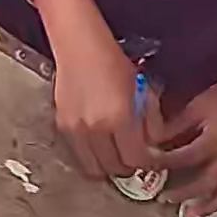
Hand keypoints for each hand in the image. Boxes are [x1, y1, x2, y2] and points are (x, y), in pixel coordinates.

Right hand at [52, 28, 152, 177]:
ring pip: (94, 168)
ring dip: (108, 166)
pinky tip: (100, 146)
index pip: (136, 158)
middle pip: (115, 168)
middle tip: (134, 158)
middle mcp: (95, 128)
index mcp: (119, 118)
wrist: (79, 48)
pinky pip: (79, 156)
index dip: (147, 163)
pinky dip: (92, 157)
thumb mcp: (142, 89)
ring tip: (116, 156)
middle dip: (129, 166)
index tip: (151, 160)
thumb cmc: (113, 64)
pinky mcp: (62, 127)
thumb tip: (154, 144)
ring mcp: (76, 130)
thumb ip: (151, 121)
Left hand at [155, 61, 216, 213]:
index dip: (166, 163)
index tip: (148, 166)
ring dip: (206, 205)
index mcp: (216, 138)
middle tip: (162, 197)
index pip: (186, 157)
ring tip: (187, 216)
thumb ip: (174, 126)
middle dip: (184, 192)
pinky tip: (204, 211)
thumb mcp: (194, 107)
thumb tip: (151, 143)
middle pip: (206, 182)